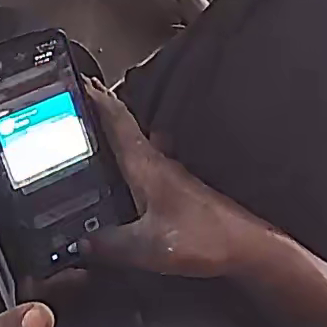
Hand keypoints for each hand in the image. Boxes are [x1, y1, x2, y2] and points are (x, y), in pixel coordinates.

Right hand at [82, 78, 284, 278]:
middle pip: (124, 126)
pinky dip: (127, 157)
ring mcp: (169, 174)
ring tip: (94, 131)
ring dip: (115, 132)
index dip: (97, 99)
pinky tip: (123, 172)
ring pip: (135, 143)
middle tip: (81, 100)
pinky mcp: (177, 189)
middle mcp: (157, 162)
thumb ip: (110, 244)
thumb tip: (82, 242)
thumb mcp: (147, 246)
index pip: (117, 120)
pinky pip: (144, 163)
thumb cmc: (204, 237)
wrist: (245, 245)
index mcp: (146, 165)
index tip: (81, 81)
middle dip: (101, 110)